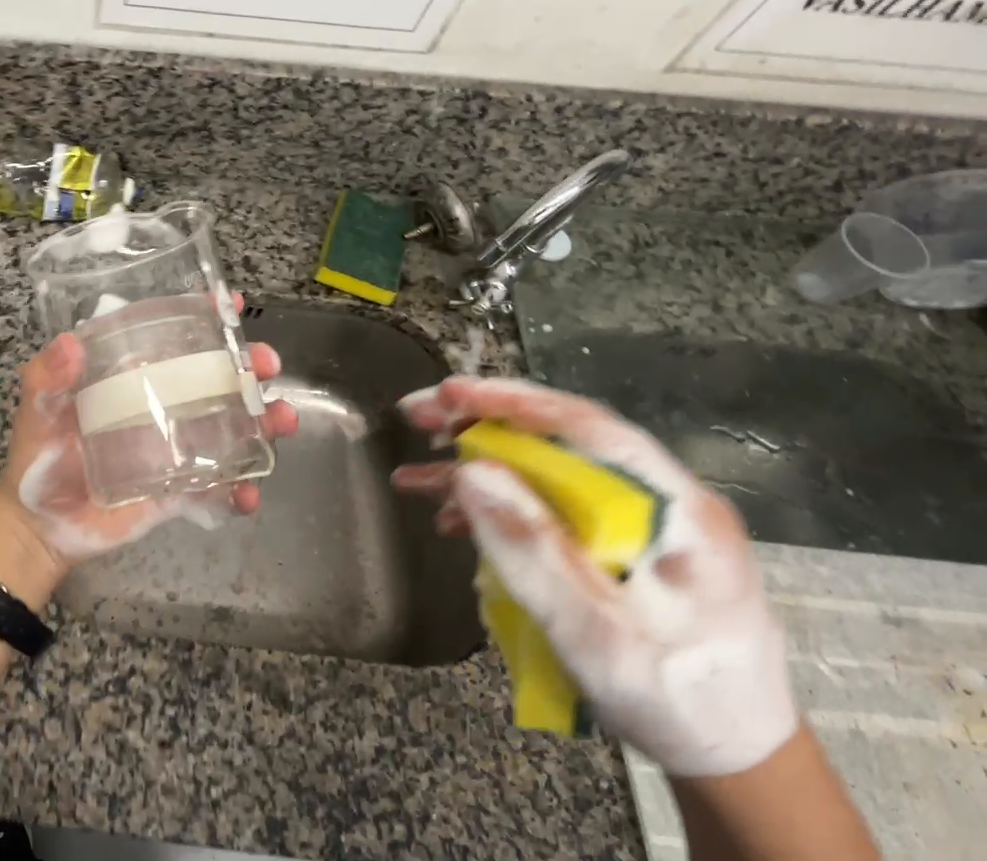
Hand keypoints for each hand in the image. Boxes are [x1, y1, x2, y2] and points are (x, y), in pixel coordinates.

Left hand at [0, 324, 296, 569]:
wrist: (40, 523)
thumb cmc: (38, 457)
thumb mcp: (37, 411)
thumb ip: (46, 378)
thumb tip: (69, 342)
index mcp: (131, 377)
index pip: (173, 337)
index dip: (205, 318)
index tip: (230, 303)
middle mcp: (162, 405)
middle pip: (218, 377)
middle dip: (250, 366)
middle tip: (264, 364)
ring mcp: (177, 447)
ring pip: (235, 426)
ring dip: (266, 420)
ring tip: (281, 420)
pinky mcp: (182, 489)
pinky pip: (222, 486)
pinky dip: (242, 489)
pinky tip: (247, 493)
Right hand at [391, 376, 797, 778]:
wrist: (733, 755)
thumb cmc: (672, 696)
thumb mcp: (594, 631)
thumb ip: (533, 550)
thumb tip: (472, 474)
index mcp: (675, 511)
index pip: (589, 428)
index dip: (513, 402)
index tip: (447, 392)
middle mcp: (660, 503)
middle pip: (564, 442)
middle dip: (484, 426)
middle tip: (417, 418)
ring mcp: (641, 525)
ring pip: (550, 475)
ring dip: (481, 469)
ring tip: (416, 475)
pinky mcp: (621, 548)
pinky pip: (552, 510)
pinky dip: (500, 507)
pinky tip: (457, 519)